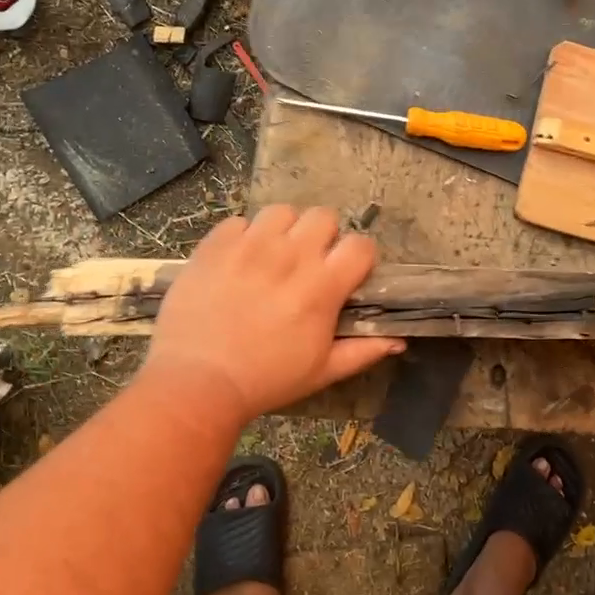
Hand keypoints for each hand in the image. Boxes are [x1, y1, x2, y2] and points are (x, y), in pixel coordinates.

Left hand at [144, 205, 405, 428]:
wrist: (195, 383)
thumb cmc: (265, 381)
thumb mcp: (321, 372)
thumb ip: (363, 351)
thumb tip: (399, 340)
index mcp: (321, 287)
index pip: (360, 245)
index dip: (358, 257)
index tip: (346, 273)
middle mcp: (290, 256)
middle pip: (323, 216)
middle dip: (322, 236)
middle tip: (307, 263)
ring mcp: (250, 246)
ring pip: (281, 211)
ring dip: (282, 230)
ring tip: (271, 256)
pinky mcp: (215, 245)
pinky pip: (239, 221)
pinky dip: (242, 237)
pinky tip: (238, 262)